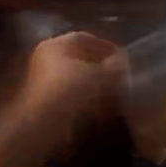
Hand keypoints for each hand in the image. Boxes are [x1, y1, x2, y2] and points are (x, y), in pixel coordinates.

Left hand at [16, 31, 123, 145]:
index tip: (123, 57)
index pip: (84, 38)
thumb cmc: (74, 92)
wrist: (46, 128)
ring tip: (114, 94)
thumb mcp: (103, 75)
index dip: (106, 46)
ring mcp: (41, 85)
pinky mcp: (44, 107)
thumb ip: (116, 66)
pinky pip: (69, 99)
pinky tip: (100, 110)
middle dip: (99, 67)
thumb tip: (123, 62)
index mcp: (55, 45)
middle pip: (77, 60)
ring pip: (73, 81)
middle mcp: (44, 61)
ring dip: (93, 86)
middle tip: (120, 75)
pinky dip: (85, 102)